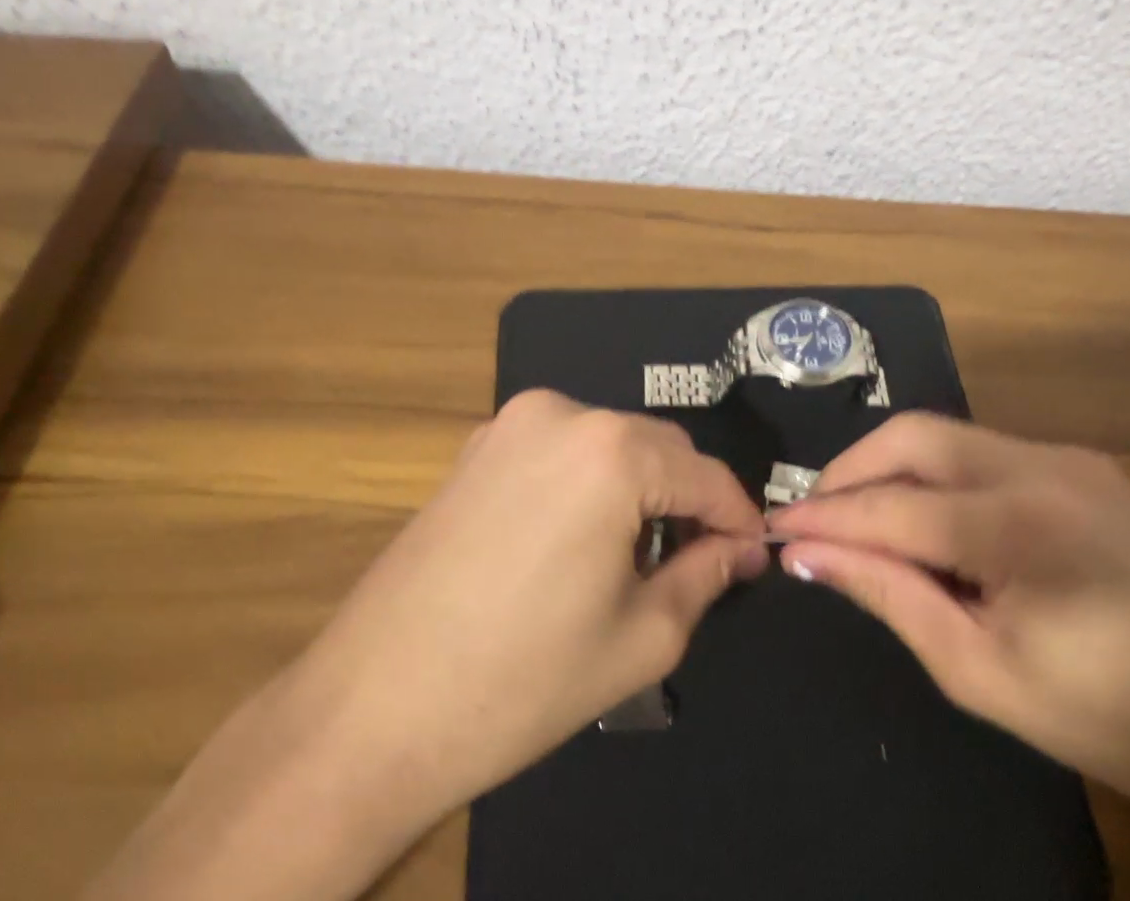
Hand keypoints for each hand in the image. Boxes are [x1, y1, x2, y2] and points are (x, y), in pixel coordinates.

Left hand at [299, 389, 767, 811]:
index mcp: (610, 452)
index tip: (756, 557)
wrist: (373, 712)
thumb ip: (707, 576)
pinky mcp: (470, 455)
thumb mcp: (644, 636)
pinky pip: (558, 456)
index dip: (740, 518)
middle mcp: (559, 416)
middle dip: (688, 502)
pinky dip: (589, 488)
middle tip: (702, 565)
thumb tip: (743, 549)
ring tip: (639, 562)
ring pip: (607, 447)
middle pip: (657, 450)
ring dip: (639, 493)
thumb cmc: (525, 680)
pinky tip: (581, 547)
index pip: (706, 474)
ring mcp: (504, 429)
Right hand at [768, 412, 1129, 808]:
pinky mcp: (1077, 466)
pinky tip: (924, 523)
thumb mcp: (973, 666)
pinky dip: (935, 477)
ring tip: (858, 525)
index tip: (771, 532)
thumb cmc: (1093, 712)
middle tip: (813, 522)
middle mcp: (1044, 468)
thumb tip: (808, 554)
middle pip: (916, 436)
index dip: (825, 519)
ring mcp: (1067, 459)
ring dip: (892, 470)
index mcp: (1022, 526)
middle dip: (852, 472)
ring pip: (947, 437)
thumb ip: (889, 594)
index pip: (892, 506)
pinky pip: (981, 453)